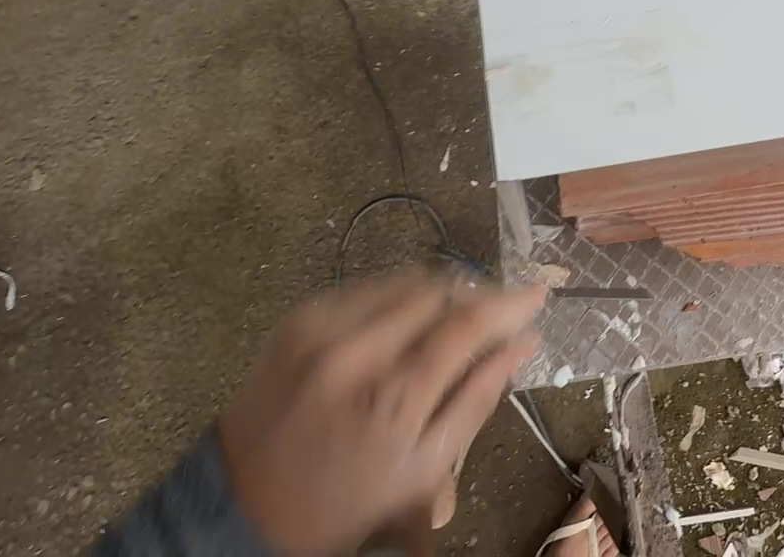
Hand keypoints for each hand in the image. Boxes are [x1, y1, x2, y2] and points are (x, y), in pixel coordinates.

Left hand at [218, 272, 546, 554]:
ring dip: (441, 290)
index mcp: (392, 397)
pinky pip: (370, 285)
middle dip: (477, 295)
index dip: (511, 302)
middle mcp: (357, 349)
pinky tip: (406, 322)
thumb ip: (478, 399)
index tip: (539, 292)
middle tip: (494, 314)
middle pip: (440, 290)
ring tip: (452, 318)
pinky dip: (400, 295)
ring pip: (407, 279)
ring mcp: (322, 326)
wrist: (243, 504)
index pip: (468, 325)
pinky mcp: (300, 316)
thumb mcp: (424, 470)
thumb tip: (525, 343)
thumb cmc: (346, 499)